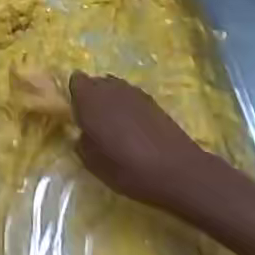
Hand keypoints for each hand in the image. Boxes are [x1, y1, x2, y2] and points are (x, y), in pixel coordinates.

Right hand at [68, 72, 222, 208]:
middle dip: (94, 98)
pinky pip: (133, 100)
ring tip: (119, 129)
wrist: (180, 172)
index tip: (79, 116)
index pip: (74, 81)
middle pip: (95, 83)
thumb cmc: (129, 168)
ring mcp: (133, 92)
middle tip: (97, 124)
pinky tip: (139, 133)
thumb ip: (81, 142)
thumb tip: (83, 135)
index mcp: (88, 97)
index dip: (75, 97)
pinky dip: (132, 110)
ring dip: (113, 103)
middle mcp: (108, 87)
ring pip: (115, 90)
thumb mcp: (93, 164)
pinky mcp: (154, 102)